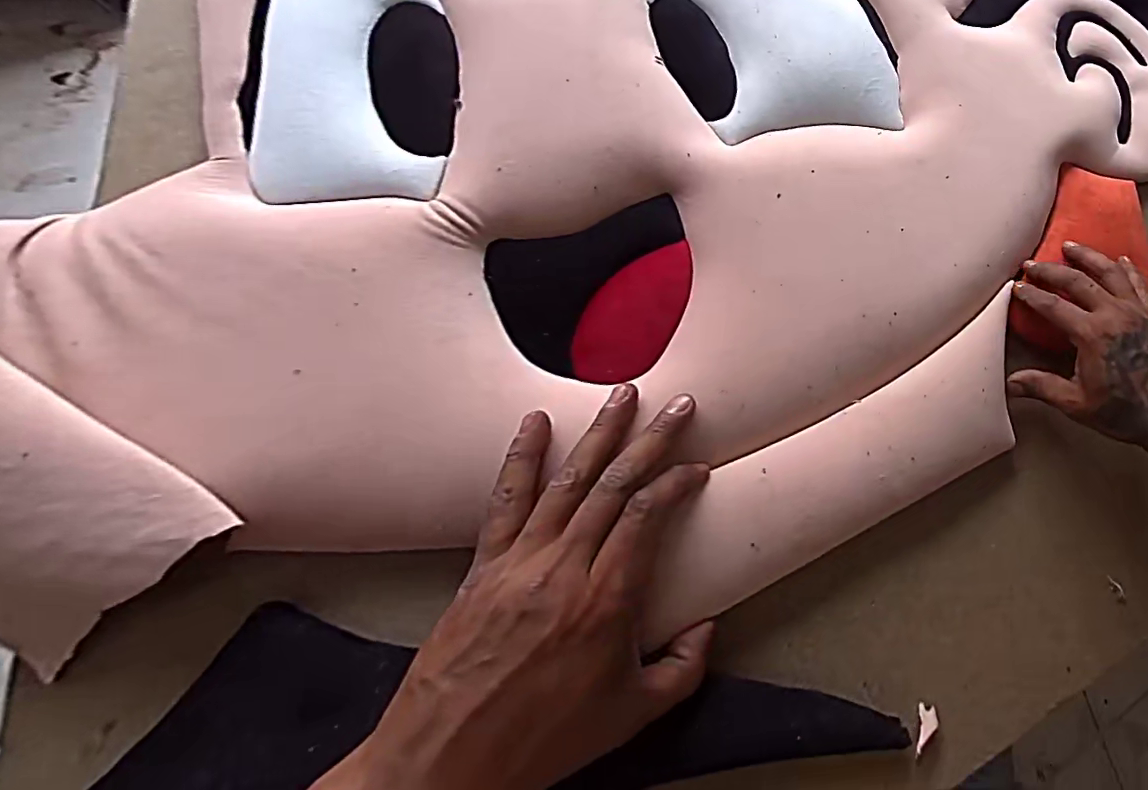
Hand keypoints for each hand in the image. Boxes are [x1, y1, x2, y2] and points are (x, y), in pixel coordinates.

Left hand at [315, 386, 713, 789]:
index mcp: (605, 600)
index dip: (677, 482)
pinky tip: (536, 422)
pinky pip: (506, 502)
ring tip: (623, 395)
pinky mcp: (484, 568)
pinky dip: (523, 457)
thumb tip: (709, 627)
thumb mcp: (632, 715)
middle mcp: (564, 569)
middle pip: (615, 484)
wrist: (438, 772)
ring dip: (600, 433)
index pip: (647, 515)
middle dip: (652, 438)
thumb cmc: (540, 743)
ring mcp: (520, 563)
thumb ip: (685, 668)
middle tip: (679, 405)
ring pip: (569, 481)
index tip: (697, 469)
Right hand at [1007, 240, 1147, 454]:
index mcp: (1092, 334)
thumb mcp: (1077, 403)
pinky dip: (1127, 269)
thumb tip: (1011, 383)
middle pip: (1076, 281)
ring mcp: (1137, 312)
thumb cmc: (1126, 412)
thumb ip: (1043, 387)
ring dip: (1087, 257)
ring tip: (1071, 246)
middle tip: (1032, 263)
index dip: (1031, 294)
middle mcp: (1114, 315)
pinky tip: (1121, 259)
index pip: (1052, 305)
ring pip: (1108, 272)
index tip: (1017, 286)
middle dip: (1051, 270)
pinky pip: (1138, 284)